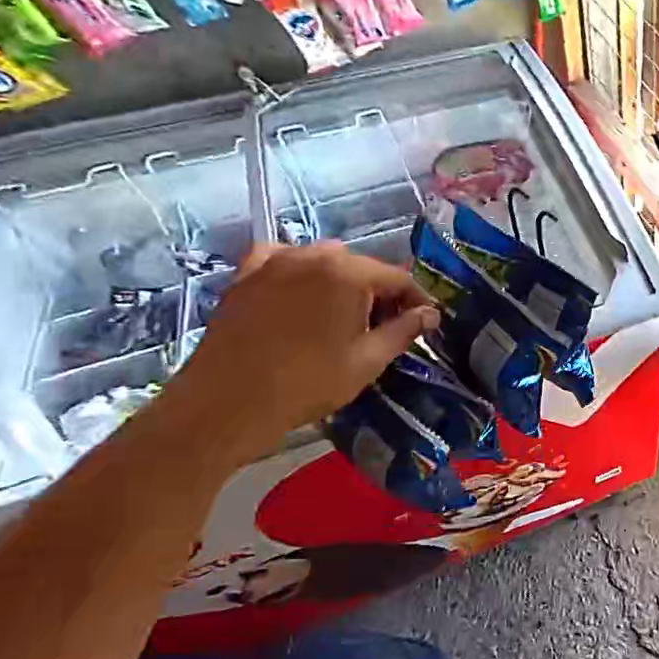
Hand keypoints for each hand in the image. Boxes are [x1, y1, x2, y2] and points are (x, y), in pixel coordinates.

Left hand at [154, 243, 438, 465]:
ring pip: (322, 262)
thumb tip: (430, 313)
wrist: (228, 402)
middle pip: (360, 267)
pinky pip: (282, 262)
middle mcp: (313, 255)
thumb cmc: (307, 384)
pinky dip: (298, 273)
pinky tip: (299, 295)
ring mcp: (275, 262)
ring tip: (341, 318)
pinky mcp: (246, 275)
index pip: (397, 277)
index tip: (424, 323)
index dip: (416, 300)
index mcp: (348, 273)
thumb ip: (403, 331)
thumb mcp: (366, 362)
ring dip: (339, 283)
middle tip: (383, 327)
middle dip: (378, 293)